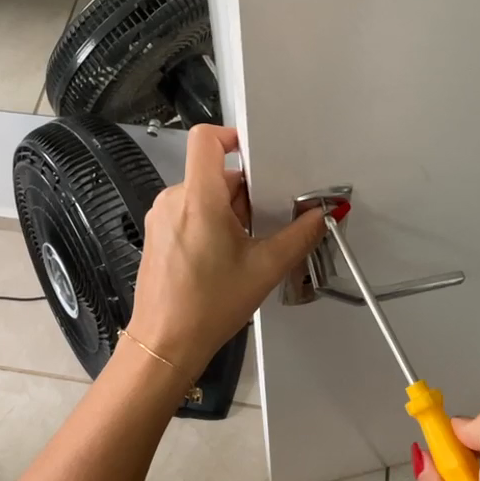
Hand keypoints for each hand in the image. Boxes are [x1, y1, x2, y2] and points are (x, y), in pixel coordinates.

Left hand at [125, 124, 326, 376]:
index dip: (232, 135)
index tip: (255, 153)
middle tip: (264, 222)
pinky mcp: (156, 233)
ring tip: (244, 246)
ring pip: (201, 194)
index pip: (206, 138)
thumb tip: (323, 215)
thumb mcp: (265, 268)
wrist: (164, 344)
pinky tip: (223, 256)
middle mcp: (173, 200)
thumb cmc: (209, 307)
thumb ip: (299, 235)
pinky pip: (186, 211)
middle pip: (213, 173)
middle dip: (243, 192)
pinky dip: (208, 223)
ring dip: (227, 210)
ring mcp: (160, 217)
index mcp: (198, 198)